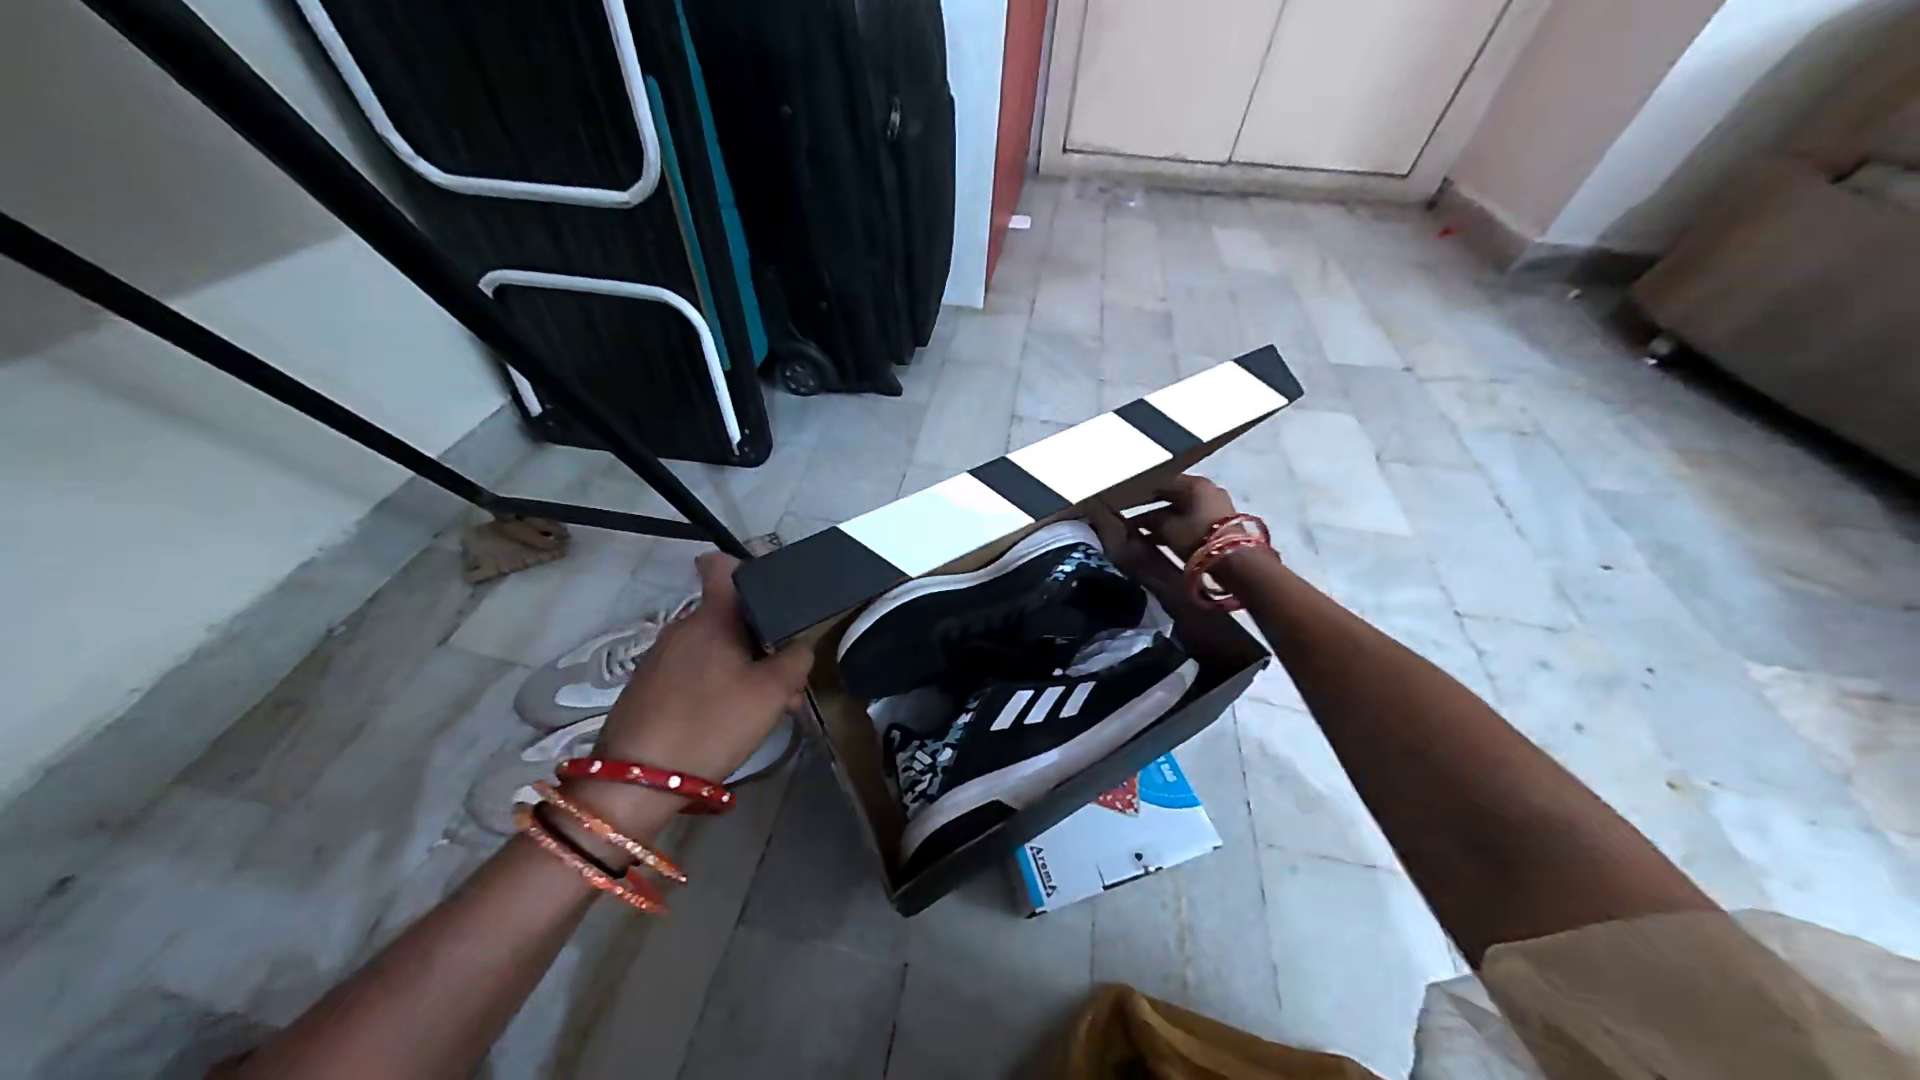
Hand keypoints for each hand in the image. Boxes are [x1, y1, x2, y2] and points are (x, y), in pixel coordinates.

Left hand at [597, 553, 813, 783]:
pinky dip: (716, 685)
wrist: (636, 781)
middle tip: (785, 681)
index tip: (769, 597)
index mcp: (711, 617)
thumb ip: (795, 660)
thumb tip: (798, 646)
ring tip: (764, 710)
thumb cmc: (711, 724)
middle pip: (729, 619)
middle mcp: (681, 627)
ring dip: (742, 668)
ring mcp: (660, 657)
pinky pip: (693, 671)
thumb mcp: (772, 693)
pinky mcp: (647, 686)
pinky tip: (729, 722)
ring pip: (713, 648)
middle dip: (761, 642)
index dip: (746, 569)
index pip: (720, 565)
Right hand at [1133, 474, 1239, 558]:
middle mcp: (1208, 490)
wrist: (1234, 561)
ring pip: (1182, 510)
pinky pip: (1191, 520)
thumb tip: (1142, 518)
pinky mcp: (1220, 523)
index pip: (1163, 481)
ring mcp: (1216, 506)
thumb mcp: (1167, 528)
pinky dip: (1176, 528)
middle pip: (1174, 496)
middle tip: (1134, 519)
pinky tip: (1158, 539)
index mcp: (1195, 484)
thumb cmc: (1197, 537)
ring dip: (1164, 521)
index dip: (1143, 492)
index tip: (1128, 502)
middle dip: (1153, 508)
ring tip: (1142, 532)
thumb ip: (1151, 519)